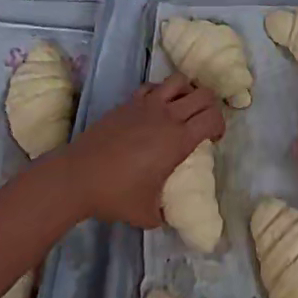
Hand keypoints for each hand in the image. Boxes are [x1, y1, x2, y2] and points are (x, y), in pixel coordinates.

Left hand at [55, 74, 223, 226]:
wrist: (77, 176)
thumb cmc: (116, 195)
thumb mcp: (147, 214)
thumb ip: (163, 214)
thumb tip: (166, 216)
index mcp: (178, 140)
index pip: (213, 118)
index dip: (220, 125)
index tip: (213, 139)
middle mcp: (167, 116)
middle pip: (203, 94)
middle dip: (210, 106)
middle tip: (203, 123)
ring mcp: (146, 105)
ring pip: (179, 81)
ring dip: (188, 92)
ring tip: (183, 108)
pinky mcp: (128, 103)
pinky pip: (153, 86)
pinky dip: (161, 92)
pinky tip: (155, 108)